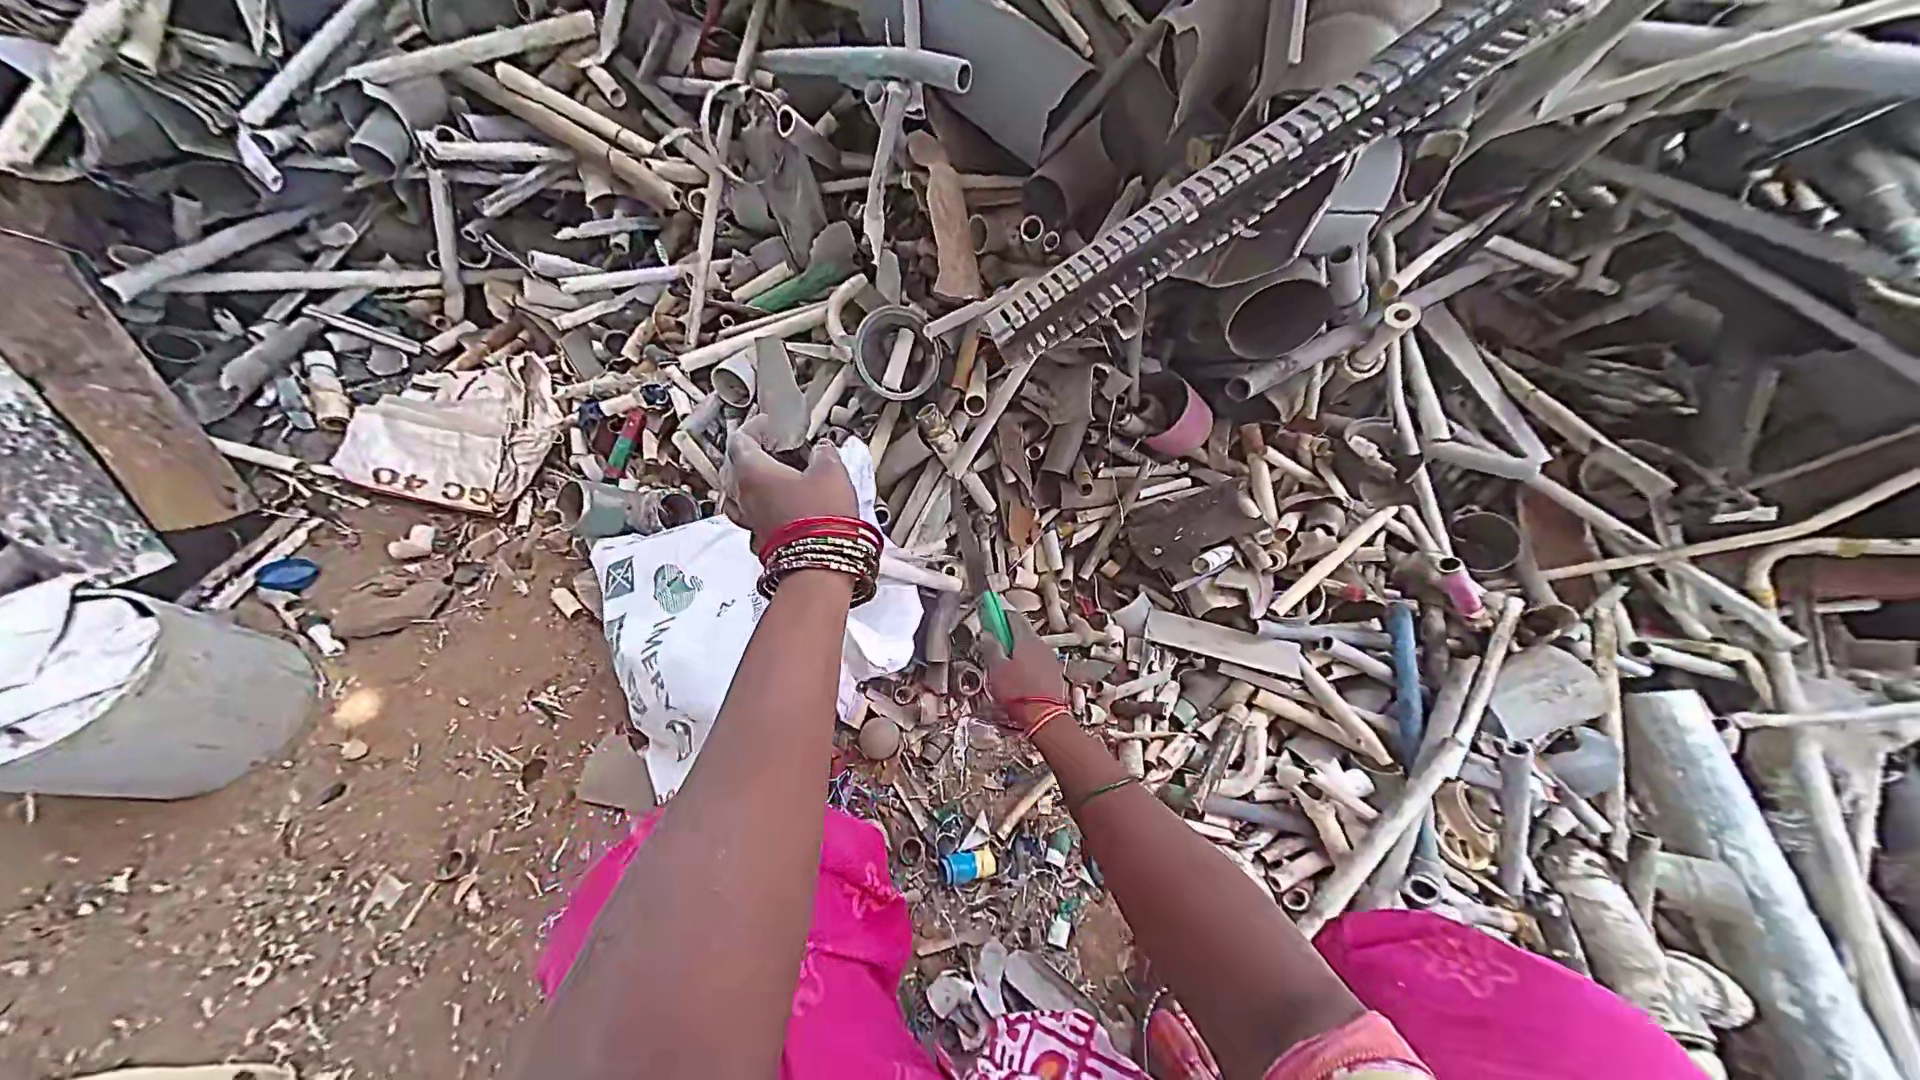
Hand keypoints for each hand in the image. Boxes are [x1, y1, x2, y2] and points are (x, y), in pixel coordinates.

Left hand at [723, 415, 857, 549]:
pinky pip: (753, 516)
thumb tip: (823, 448)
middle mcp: (743, 496)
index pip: (740, 440)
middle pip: (735, 466)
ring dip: (754, 481)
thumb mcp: (831, 472)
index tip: (769, 423)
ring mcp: (749, 521)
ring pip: (740, 493)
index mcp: (752, 472)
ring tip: (774, 476)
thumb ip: (824, 453)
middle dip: (753, 453)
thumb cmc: (821, 518)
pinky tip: (778, 505)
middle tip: (773, 447)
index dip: (755, 427)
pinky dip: (761, 505)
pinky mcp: (761, 540)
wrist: (821, 565)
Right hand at [980, 610, 1068, 732]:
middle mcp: (1040, 645)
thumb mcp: (996, 670)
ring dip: (1018, 651)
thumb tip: (986, 635)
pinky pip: (1038, 661)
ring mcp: (1049, 659)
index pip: (1012, 617)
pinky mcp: (1054, 673)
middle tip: (994, 644)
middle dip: (1007, 635)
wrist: (1045, 717)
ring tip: (1005, 667)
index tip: (990, 614)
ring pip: (1030, 647)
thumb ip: (991, 648)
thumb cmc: (1019, 694)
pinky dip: (1028, 663)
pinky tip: (1020, 678)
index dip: (999, 614)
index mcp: (1025, 640)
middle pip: (1022, 632)